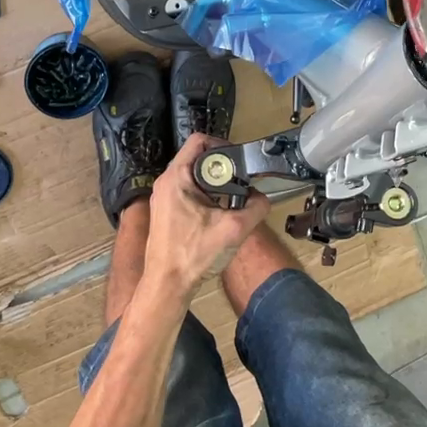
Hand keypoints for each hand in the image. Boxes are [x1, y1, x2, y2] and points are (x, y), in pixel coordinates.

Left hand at [142, 134, 271, 297]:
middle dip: (221, 167)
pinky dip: (204, 195)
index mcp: (176, 178)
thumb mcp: (234, 229)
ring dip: (214, 183)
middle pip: (197, 157)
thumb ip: (256, 207)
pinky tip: (218, 212)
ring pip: (192, 175)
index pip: (199, 141)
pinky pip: (187, 190)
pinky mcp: (165, 211)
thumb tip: (262, 198)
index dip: (223, 144)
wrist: (167, 285)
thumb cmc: (193, 256)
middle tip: (239, 180)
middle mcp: (166, 183)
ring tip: (232, 197)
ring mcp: (163, 197)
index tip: (238, 161)